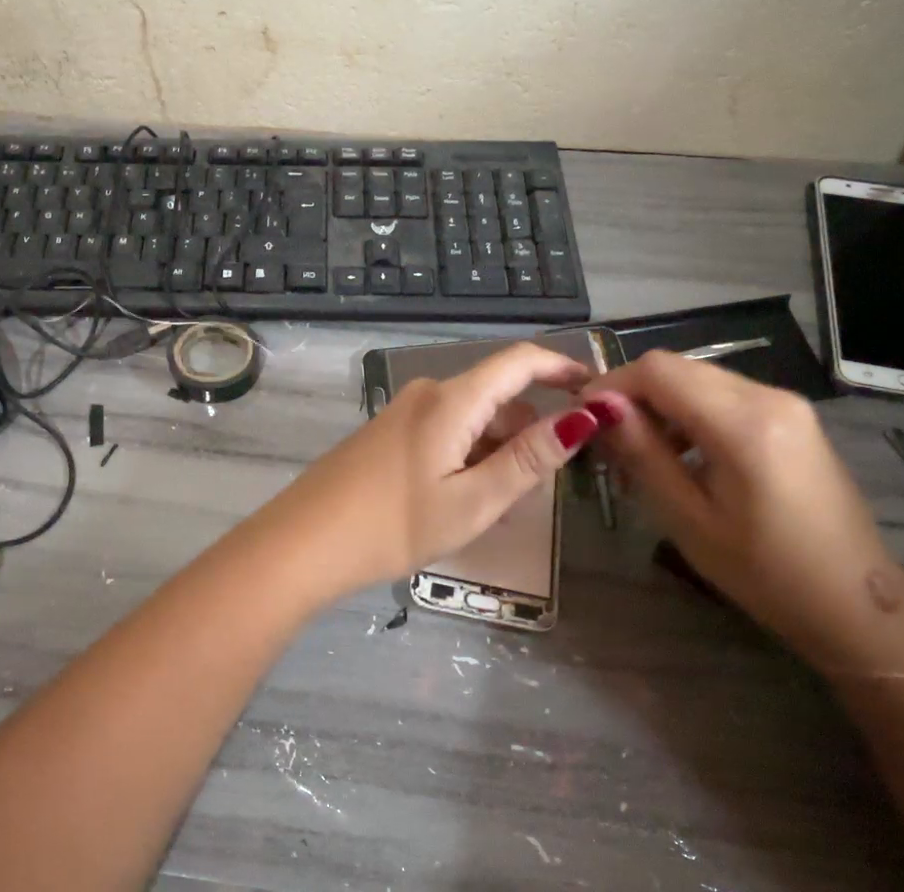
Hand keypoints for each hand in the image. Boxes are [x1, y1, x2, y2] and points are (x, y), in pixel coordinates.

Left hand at [251, 342, 609, 592]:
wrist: (303, 543)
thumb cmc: (393, 526)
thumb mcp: (473, 500)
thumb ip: (529, 459)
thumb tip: (585, 417)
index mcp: (452, 399)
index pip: (520, 361)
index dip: (563, 368)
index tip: (599, 390)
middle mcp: (427, 394)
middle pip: (498, 396)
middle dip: (530, 431)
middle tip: (544, 488)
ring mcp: (402, 414)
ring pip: (472, 419)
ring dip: (498, 451)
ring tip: (502, 507)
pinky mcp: (387, 435)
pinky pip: (445, 433)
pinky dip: (469, 457)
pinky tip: (466, 501)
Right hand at [583, 350, 901, 666]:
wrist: (854, 603)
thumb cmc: (764, 572)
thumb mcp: (688, 518)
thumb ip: (642, 453)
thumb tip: (598, 407)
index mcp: (744, 422)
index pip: (658, 370)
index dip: (611, 385)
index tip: (583, 421)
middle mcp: (769, 397)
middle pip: (678, 369)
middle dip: (633, 397)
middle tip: (608, 445)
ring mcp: (786, 405)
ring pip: (699, 380)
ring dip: (660, 407)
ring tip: (642, 458)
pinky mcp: (793, 419)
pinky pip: (725, 397)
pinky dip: (690, 415)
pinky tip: (682, 458)